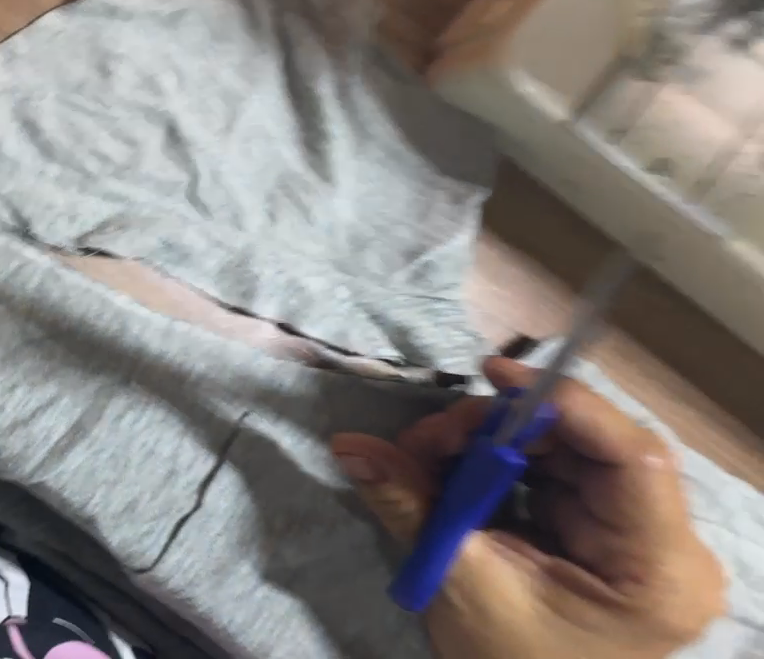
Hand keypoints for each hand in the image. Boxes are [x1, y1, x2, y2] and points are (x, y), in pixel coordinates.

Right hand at [331, 357, 725, 658]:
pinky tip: (443, 471)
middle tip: (423, 440)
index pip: (633, 459)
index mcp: (653, 566)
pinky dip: (482, 457)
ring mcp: (624, 529)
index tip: (493, 373)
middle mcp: (656, 539)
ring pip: (554, 445)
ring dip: (479, 440)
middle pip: (583, 442)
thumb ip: (406, 503)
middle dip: (494, 427)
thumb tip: (348, 445)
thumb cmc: (511, 658)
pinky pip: (538, 464)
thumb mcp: (456, 580)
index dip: (568, 404)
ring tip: (421, 459)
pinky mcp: (590, 524)